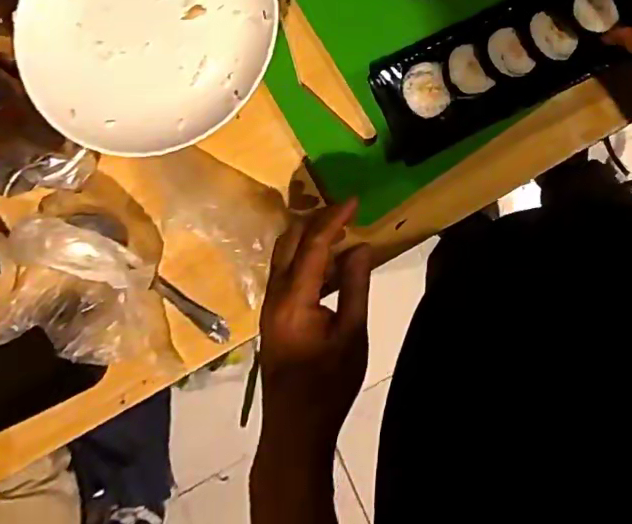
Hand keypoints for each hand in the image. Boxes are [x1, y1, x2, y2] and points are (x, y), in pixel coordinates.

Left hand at [258, 199, 372, 449]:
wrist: (295, 432)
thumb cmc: (328, 386)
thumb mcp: (352, 335)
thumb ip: (355, 286)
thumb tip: (360, 246)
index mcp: (293, 301)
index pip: (312, 246)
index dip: (334, 219)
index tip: (355, 200)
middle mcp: (274, 298)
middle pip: (289, 243)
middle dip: (316, 220)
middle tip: (346, 209)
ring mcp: (270, 308)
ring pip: (285, 256)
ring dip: (311, 237)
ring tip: (344, 228)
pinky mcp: (275, 317)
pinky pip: (288, 273)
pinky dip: (309, 257)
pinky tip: (334, 261)